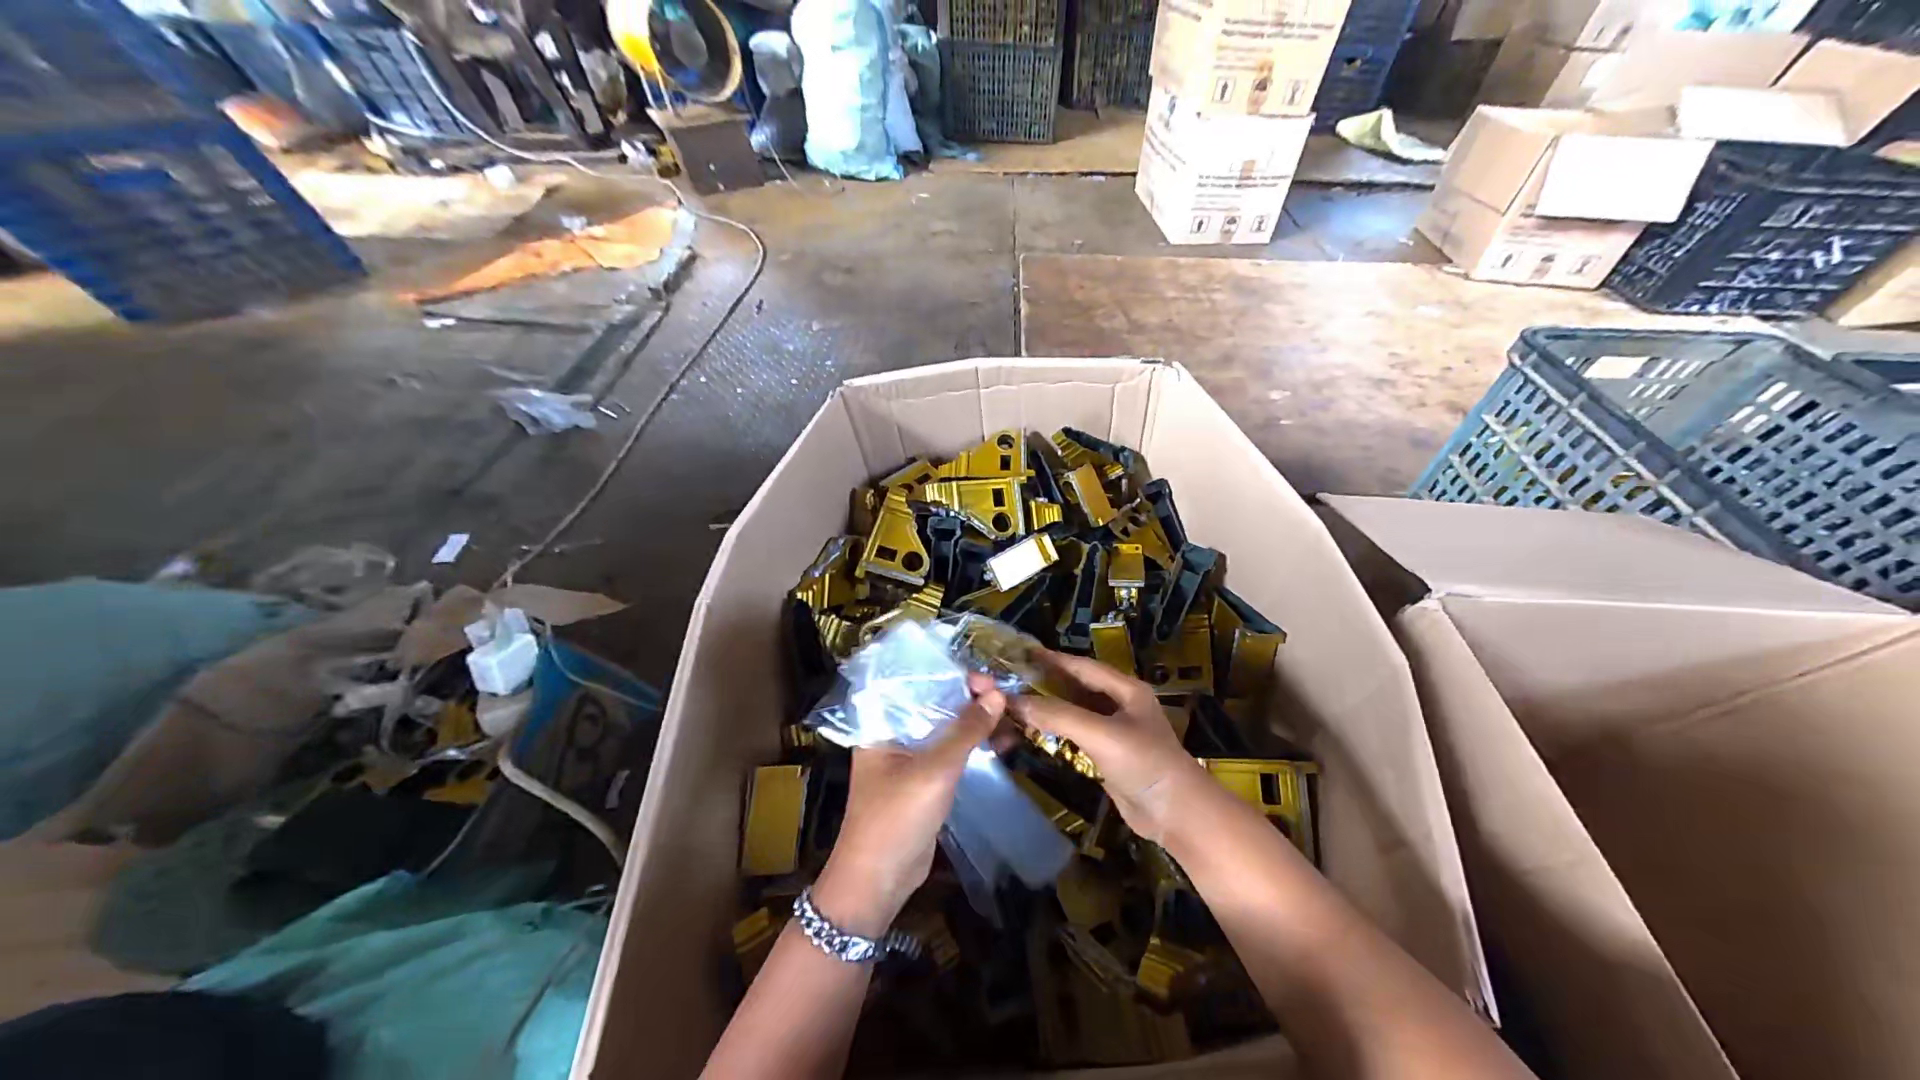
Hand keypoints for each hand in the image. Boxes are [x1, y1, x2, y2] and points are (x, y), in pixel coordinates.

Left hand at [811, 673, 1003, 936]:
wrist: (878, 881)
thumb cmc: (896, 817)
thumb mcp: (934, 770)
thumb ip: (965, 731)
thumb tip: (997, 694)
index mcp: (882, 723)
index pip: (919, 685)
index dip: (953, 677)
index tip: (988, 678)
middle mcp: (894, 734)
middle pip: (935, 705)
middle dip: (971, 699)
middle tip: (1007, 695)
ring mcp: (910, 759)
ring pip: (948, 730)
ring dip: (977, 723)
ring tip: (1013, 715)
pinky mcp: (926, 781)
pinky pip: (953, 754)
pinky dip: (975, 746)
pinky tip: (1004, 742)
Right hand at [1007, 650, 1206, 842]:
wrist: (1177, 814)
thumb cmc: (1144, 763)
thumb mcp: (1101, 734)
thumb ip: (1058, 715)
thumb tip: (1014, 701)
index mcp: (1127, 690)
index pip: (1083, 666)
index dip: (1053, 659)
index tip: (1022, 653)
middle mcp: (1122, 705)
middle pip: (1079, 687)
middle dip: (1047, 683)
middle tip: (1012, 679)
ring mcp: (1117, 731)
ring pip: (1077, 712)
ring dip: (1050, 708)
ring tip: (1017, 703)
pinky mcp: (1110, 756)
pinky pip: (1078, 736)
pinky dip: (1057, 731)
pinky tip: (1036, 732)